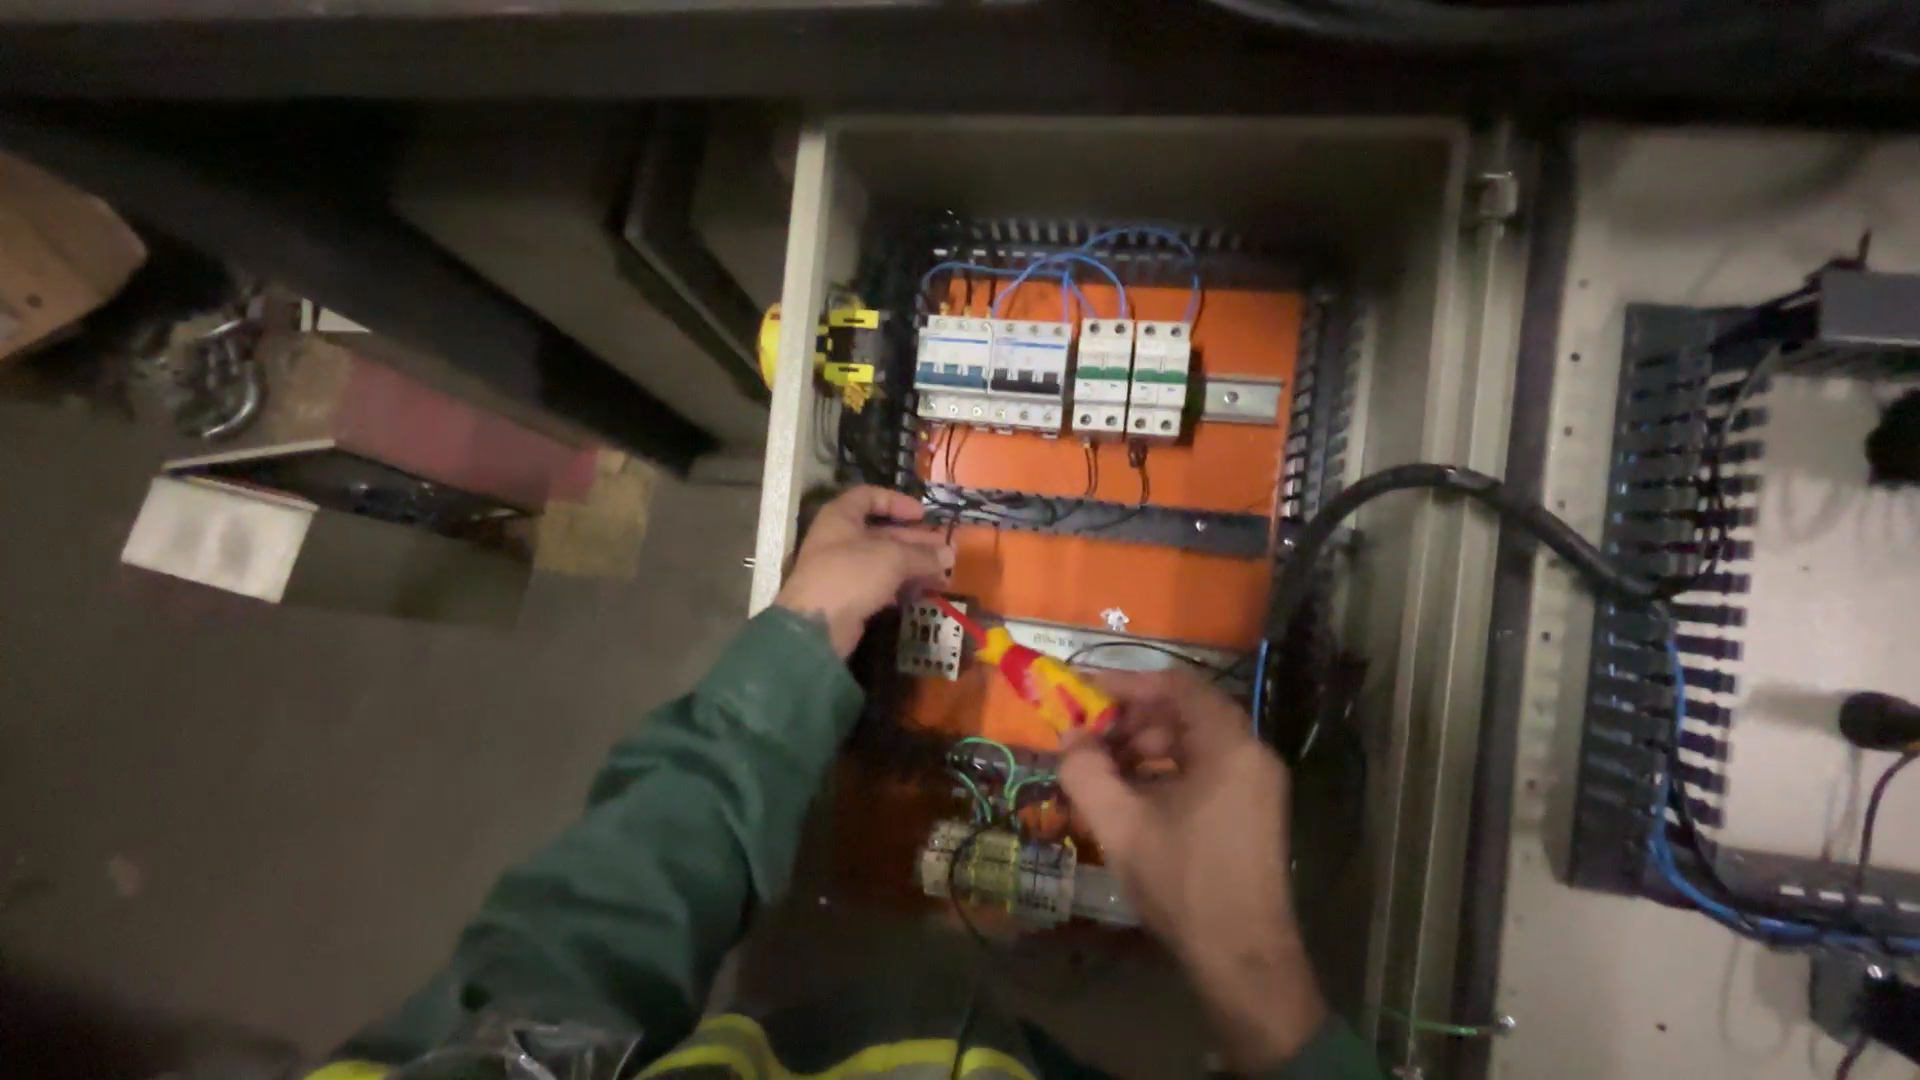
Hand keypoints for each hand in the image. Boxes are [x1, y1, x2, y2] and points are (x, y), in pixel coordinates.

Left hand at [774, 486, 954, 657]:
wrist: (817, 625)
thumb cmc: (852, 574)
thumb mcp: (892, 557)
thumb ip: (922, 554)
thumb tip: (949, 554)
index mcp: (841, 517)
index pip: (869, 496)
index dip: (897, 501)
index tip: (923, 514)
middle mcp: (840, 539)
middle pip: (883, 532)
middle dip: (916, 540)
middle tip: (945, 549)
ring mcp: (844, 570)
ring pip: (885, 561)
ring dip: (914, 565)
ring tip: (944, 574)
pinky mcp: (851, 597)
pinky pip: (881, 584)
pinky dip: (903, 586)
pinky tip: (925, 592)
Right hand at [1057, 669, 1325, 1070]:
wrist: (1242, 960)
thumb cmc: (1183, 882)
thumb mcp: (1120, 824)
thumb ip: (1086, 771)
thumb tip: (1068, 739)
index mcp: (1229, 746)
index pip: (1177, 684)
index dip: (1127, 684)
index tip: (1086, 696)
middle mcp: (1250, 754)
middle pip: (1184, 712)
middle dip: (1131, 720)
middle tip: (1090, 741)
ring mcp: (1255, 784)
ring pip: (1192, 742)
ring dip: (1144, 747)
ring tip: (1104, 772)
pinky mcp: (1251, 810)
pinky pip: (1203, 769)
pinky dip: (1164, 771)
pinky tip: (1132, 798)